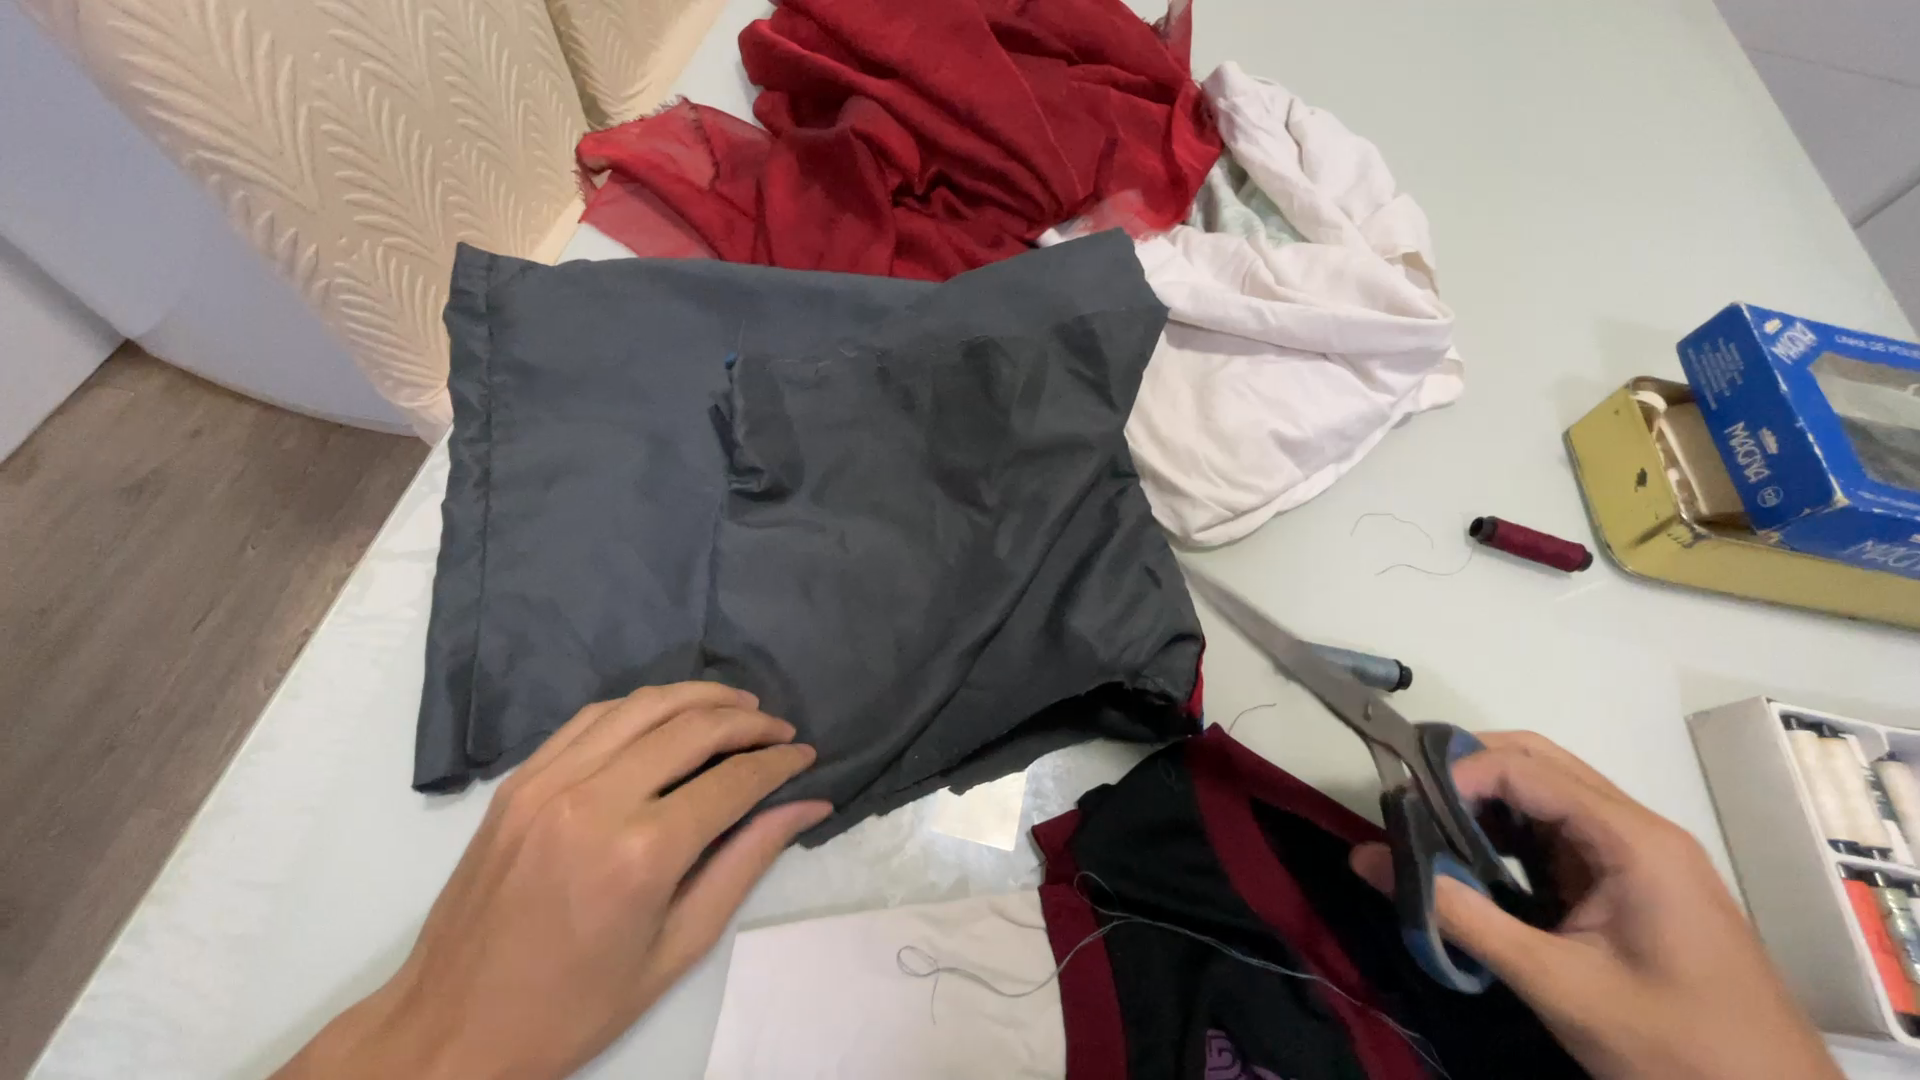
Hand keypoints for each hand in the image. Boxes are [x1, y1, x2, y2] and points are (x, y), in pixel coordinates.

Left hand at [276, 682, 829, 1079]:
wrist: (448, 1031)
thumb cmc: (576, 1007)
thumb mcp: (679, 947)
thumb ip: (747, 863)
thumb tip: (808, 805)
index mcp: (641, 854)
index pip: (732, 781)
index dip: (779, 762)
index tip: (805, 755)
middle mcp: (595, 800)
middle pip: (693, 728)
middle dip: (750, 721)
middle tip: (780, 729)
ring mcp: (549, 782)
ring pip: (644, 706)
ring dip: (700, 697)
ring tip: (738, 705)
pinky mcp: (520, 780)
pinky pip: (593, 718)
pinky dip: (642, 706)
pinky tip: (668, 716)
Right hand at [1350, 732, 1839, 1079]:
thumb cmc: (1674, 1045)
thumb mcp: (1555, 982)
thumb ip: (1459, 915)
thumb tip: (1367, 860)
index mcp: (1632, 840)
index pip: (1525, 767)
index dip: (1456, 773)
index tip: (1403, 806)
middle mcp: (1637, 829)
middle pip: (1537, 761)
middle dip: (1466, 769)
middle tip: (1406, 797)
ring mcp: (1637, 853)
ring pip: (1545, 790)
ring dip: (1484, 798)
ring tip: (1427, 824)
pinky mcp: (1629, 879)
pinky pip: (1556, 829)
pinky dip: (1506, 830)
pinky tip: (1472, 857)